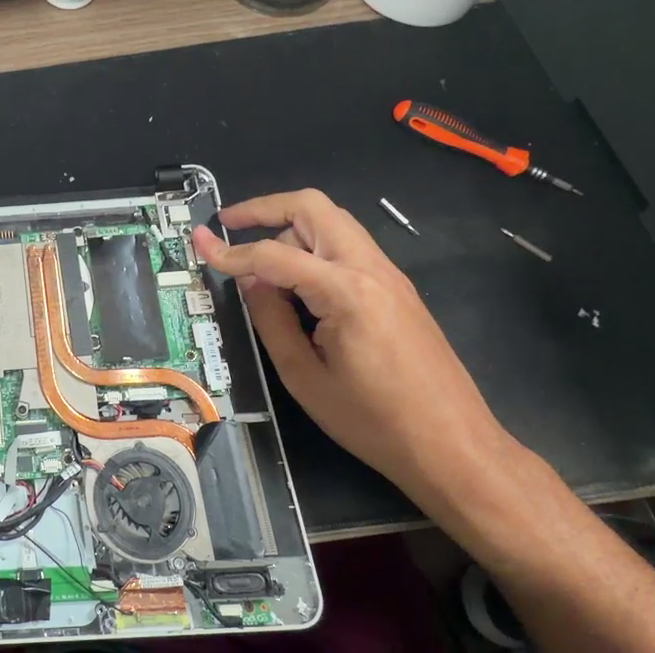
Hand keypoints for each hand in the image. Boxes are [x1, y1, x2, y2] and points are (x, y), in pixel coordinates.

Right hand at [191, 190, 516, 506]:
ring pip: (333, 223)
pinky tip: (296, 282)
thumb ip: (271, 320)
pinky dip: (315, 247)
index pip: (275, 254)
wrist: (455, 448)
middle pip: (313, 207)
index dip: (231, 251)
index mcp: (346, 292)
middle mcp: (371, 269)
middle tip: (229, 224)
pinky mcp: (398, 289)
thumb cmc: (374, 422)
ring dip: (292, 227)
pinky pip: (348, 247)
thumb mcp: (304, 377)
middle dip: (266, 208)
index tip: (199, 244)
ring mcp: (390, 276)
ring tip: (259, 260)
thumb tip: (251, 282)